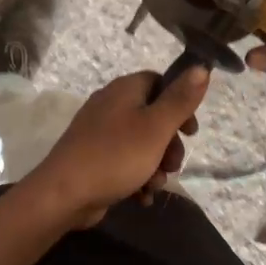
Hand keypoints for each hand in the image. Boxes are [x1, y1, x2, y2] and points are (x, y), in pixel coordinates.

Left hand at [26, 68, 209, 228]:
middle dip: (170, 144)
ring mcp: (100, 133)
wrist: (64, 194)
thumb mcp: (156, 127)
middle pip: (153, 117)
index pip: (159, 82)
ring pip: (142, 144)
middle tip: (174, 165)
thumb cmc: (115, 156)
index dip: (180, 104)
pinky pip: (125, 162)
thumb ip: (180, 99)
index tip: (191, 132)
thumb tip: (201, 67)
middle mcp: (111, 105)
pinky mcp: (95, 157)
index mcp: (124, 90)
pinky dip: (137, 178)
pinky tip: (141, 197)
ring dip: (155, 166)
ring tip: (155, 185)